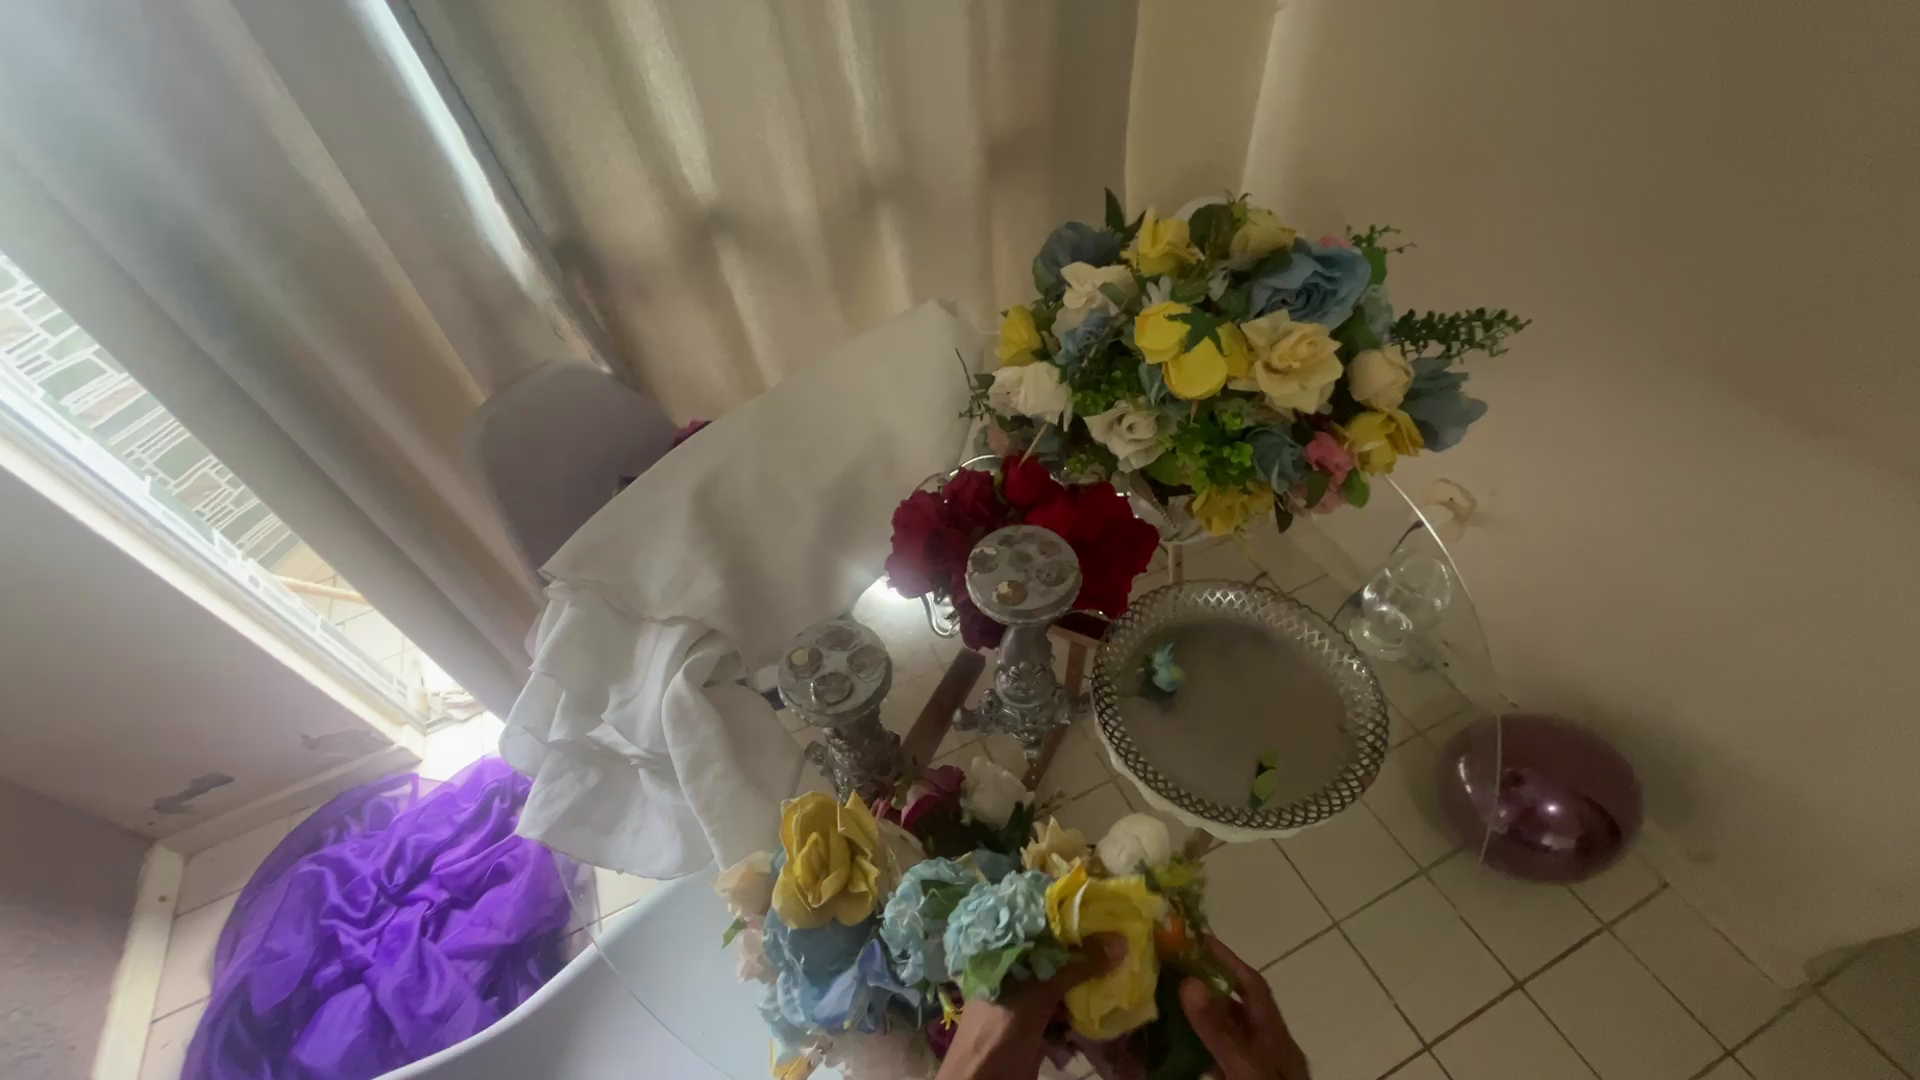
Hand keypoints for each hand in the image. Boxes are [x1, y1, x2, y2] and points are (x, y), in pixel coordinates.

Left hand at [935, 933, 1126, 1079]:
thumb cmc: (1000, 1028)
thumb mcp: (1038, 994)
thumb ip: (1076, 967)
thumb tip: (1119, 940)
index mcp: (1004, 952)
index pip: (1038, 922)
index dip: (1068, 917)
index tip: (1100, 909)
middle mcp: (1013, 971)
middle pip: (1054, 955)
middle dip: (1083, 953)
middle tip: (1117, 942)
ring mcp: (1023, 1001)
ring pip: (1060, 986)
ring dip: (1085, 987)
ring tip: (1116, 974)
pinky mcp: (1034, 1029)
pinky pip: (1062, 1015)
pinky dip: (1079, 1016)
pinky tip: (1098, 1015)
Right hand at [1180, 935, 1310, 1079]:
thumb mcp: (1246, 1069)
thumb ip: (1220, 1030)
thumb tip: (1188, 980)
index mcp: (1274, 1037)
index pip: (1252, 985)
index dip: (1226, 958)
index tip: (1195, 938)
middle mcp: (1268, 1051)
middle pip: (1236, 1009)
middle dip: (1204, 986)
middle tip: (1167, 969)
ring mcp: (1257, 1072)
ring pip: (1226, 1038)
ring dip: (1197, 1021)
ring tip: (1161, 1004)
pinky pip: (1216, 1064)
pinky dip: (1197, 1053)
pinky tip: (1173, 1052)